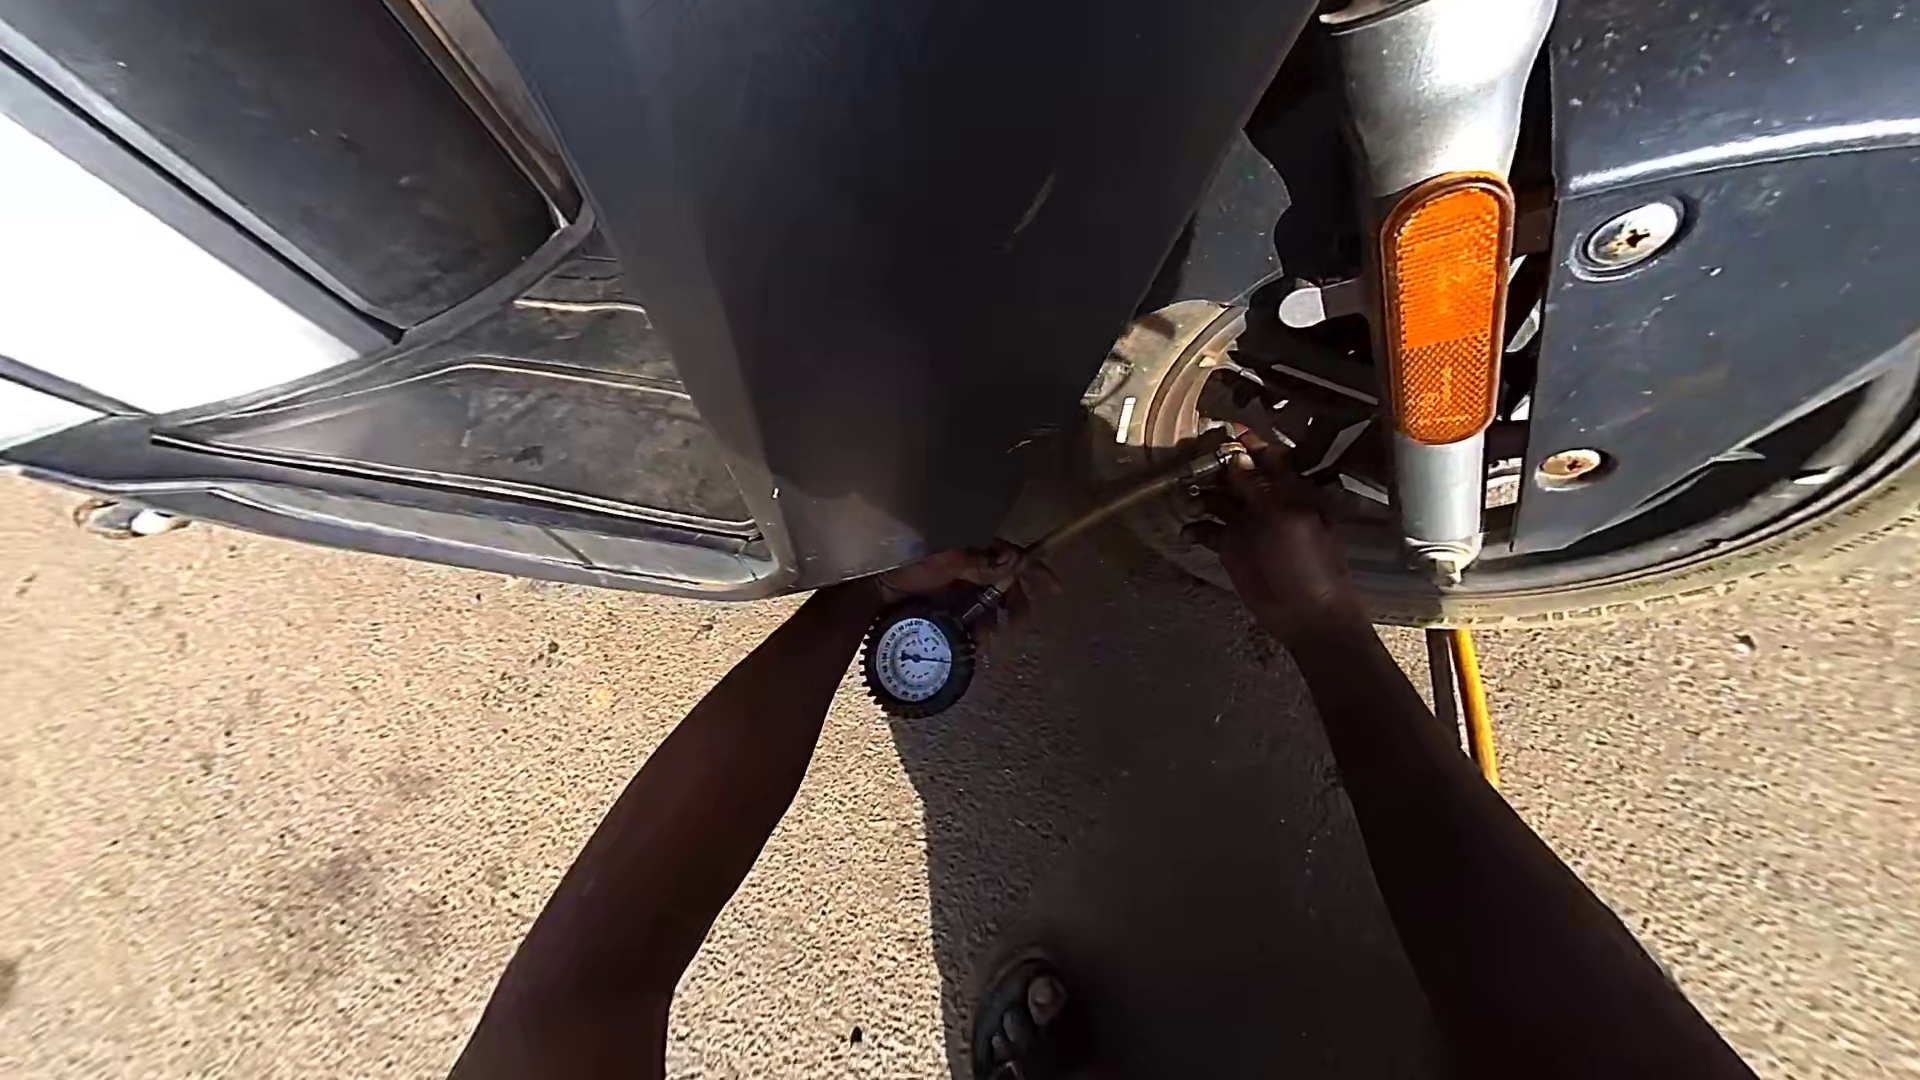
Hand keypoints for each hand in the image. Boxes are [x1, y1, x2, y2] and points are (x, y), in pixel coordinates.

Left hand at [873, 541, 1055, 648]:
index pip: (1010, 557)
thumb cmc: (905, 570)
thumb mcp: (943, 563)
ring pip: (992, 608)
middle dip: (1017, 606)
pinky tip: (978, 645)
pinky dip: (981, 633)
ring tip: (990, 640)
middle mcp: (970, 570)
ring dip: (997, 624)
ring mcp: (961, 591)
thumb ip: (977, 563)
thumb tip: (1012, 561)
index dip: (1034, 570)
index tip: (1053, 587)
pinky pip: (975, 622)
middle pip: (1007, 586)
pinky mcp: (952, 611)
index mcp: (971, 552)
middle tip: (1020, 625)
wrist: (874, 596)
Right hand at [1183, 447, 1367, 643]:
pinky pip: (1207, 530)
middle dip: (1213, 465)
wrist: (1305, 614)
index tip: (1218, 428)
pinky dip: (1195, 527)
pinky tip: (1186, 529)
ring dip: (1200, 494)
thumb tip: (1237, 457)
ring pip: (1217, 499)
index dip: (1245, 442)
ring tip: (1181, 491)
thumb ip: (1259, 488)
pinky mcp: (1230, 547)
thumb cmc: (1306, 564)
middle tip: (1187, 457)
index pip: (1266, 457)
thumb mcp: (1285, 519)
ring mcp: (1246, 525)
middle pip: (1236, 475)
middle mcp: (1265, 502)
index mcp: (1290, 491)